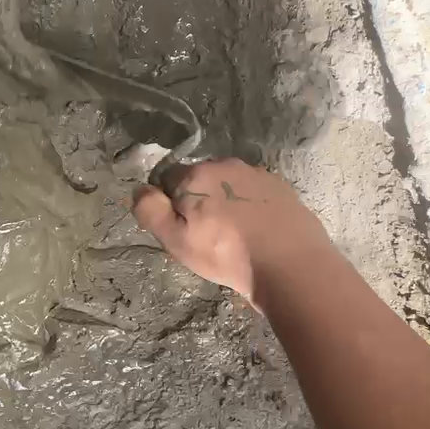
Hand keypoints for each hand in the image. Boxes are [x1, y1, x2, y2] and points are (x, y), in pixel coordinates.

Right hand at [130, 158, 338, 308]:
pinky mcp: (280, 187)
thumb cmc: (224, 252)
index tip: (179, 228)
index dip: (167, 204)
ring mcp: (257, 174)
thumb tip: (139, 189)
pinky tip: (252, 230)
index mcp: (195, 174)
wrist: (290, 264)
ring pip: (225, 185)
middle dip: (195, 200)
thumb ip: (149, 209)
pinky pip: (250, 192)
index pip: (165, 179)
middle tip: (203, 233)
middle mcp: (226, 164)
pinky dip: (246, 206)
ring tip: (230, 233)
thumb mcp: (174, 238)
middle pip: (197, 179)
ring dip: (221, 202)